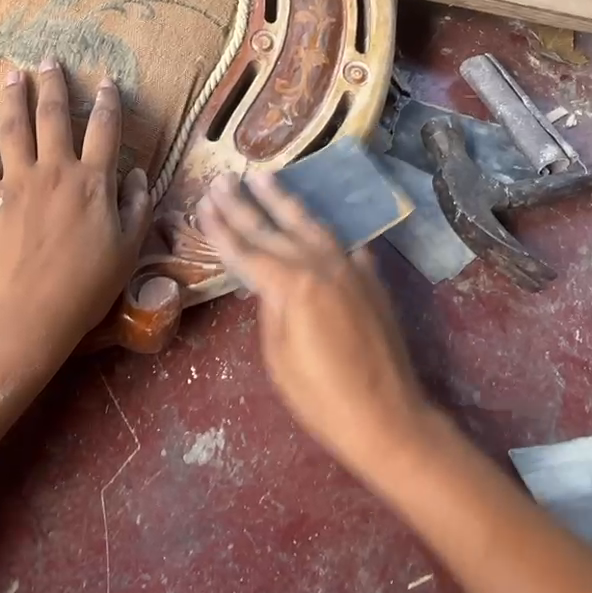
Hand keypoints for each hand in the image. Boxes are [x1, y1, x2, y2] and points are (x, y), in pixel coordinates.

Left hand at [0, 58, 152, 376]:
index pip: (105, 130)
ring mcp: (17, 183)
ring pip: (14, 128)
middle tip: (49, 59)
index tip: (107, 80)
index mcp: (93, 183)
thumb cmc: (83, 291)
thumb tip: (139, 174)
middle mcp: (55, 172)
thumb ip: (136, 208)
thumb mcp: (126, 253)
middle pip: (54, 117)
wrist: (23, 318)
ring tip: (12, 72)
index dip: (108, 102)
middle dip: (54, 85)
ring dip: (13, 96)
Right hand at [197, 173, 431, 472]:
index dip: (221, 228)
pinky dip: (326, 228)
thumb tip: (267, 283)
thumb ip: (270, 308)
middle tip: (223, 180)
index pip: (246, 250)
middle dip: (244, 204)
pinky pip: (344, 242)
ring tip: (264, 176)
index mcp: (290, 286)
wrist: (388, 416)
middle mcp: (319, 266)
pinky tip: (317, 218)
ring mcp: (349, 267)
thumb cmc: (321, 397)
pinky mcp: (370, 277)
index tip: (203, 203)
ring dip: (284, 200)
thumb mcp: (278, 356)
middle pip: (273, 229)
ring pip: (310, 224)